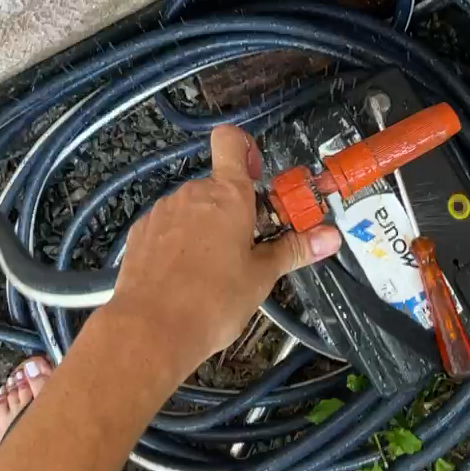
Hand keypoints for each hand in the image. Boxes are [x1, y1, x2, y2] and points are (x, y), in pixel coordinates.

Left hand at [92, 125, 341, 376]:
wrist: (150, 330)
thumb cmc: (211, 302)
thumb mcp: (261, 277)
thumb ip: (294, 250)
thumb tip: (328, 237)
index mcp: (228, 195)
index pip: (231, 140)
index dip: (244, 147)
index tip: (255, 174)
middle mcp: (194, 193)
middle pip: (217, 184)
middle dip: (232, 209)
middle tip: (245, 244)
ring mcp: (164, 209)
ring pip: (192, 206)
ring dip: (205, 226)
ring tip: (213, 269)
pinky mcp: (141, 230)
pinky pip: (167, 225)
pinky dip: (178, 241)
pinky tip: (184, 275)